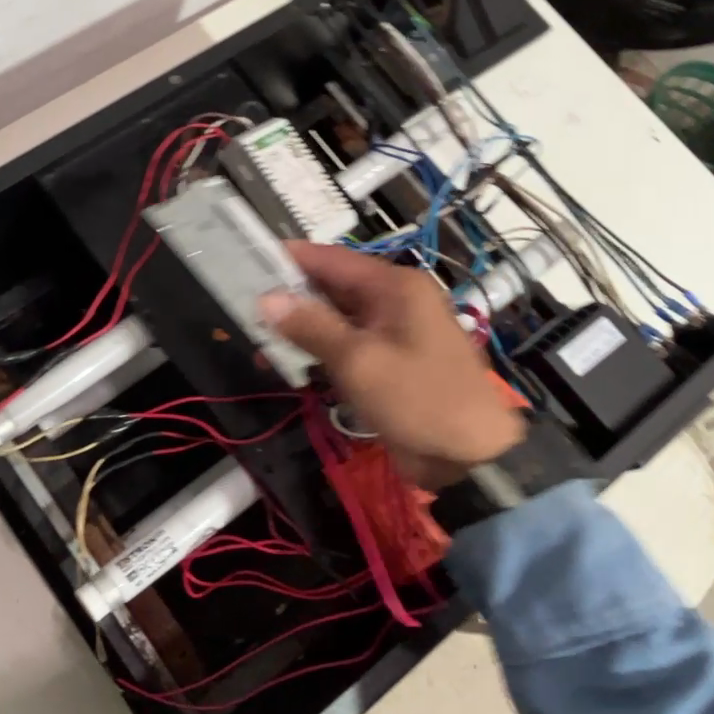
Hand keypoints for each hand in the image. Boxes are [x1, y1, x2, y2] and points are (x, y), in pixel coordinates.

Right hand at [261, 242, 524, 486]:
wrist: (470, 455)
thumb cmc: (417, 399)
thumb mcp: (358, 361)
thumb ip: (311, 326)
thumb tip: (267, 299)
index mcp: (395, 287)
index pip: (332, 259)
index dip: (290, 258)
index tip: (247, 260)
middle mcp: (394, 301)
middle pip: (332, 287)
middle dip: (290, 297)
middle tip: (243, 305)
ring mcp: (393, 331)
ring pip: (335, 318)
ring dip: (300, 327)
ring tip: (257, 339)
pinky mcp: (389, 361)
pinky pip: (346, 344)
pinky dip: (318, 350)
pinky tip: (288, 363)